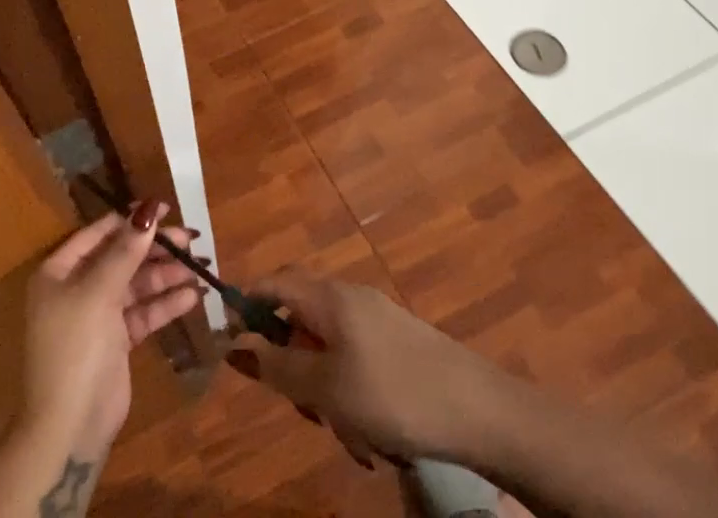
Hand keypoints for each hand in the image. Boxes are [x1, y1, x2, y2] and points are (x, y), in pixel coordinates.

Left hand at [20, 200, 202, 451]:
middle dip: (154, 249)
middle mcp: (75, 289)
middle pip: (120, 258)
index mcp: (58, 272)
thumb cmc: (76, 346)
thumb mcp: (98, 292)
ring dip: (164, 276)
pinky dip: (164, 304)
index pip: (98, 234)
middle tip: (191, 240)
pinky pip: (142, 313)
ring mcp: (96, 316)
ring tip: (198, 268)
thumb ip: (125, 251)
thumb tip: (148, 209)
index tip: (166, 210)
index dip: (131, 220)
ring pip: (135, 286)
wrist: (70, 421)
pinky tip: (192, 296)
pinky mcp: (115, 341)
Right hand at [223, 268, 522, 468]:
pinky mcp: (402, 346)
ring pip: (329, 350)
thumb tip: (234, 341)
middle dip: (292, 366)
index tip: (239, 351)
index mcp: (329, 297)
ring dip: (325, 390)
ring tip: (346, 432)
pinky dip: (353, 395)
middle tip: (303, 408)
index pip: (272, 283)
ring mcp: (380, 322)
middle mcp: (352, 299)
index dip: (247, 308)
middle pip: (300, 320)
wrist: (484, 412)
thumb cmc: (393, 394)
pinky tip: (371, 434)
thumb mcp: (323, 387)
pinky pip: (359, 363)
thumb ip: (274, 364)